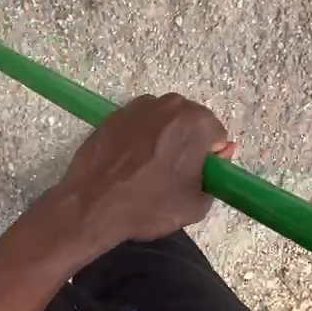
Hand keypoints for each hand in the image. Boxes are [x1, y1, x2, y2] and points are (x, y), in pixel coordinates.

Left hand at [47, 94, 235, 250]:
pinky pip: (136, 127)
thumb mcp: (196, 204)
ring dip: (161, 141)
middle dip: (185, 145)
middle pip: (189, 124)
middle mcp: (169, 104)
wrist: (92, 205)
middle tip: (170, 176)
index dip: (209, 159)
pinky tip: (127, 165)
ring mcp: (137, 107)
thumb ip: (216, 178)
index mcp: (197, 121)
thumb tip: (219, 158)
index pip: (216, 137)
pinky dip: (137, 141)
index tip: (194, 177)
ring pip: (161, 124)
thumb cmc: (149, 206)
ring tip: (146, 171)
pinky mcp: (112, 116)